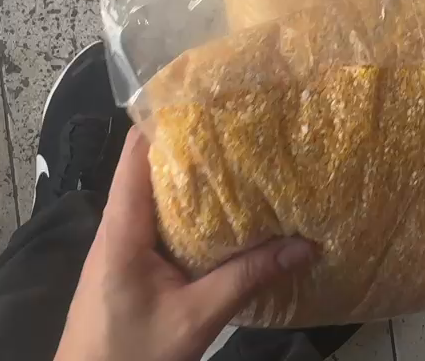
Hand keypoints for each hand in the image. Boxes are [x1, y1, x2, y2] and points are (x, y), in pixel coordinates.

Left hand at [55, 129, 316, 360]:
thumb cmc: (129, 358)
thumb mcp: (193, 320)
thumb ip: (246, 279)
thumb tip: (306, 245)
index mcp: (122, 225)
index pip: (135, 150)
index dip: (165, 114)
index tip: (207, 91)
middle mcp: (117, 224)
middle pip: (148, 163)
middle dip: (190, 137)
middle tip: (238, 116)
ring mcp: (121, 244)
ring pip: (155, 190)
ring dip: (191, 170)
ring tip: (238, 149)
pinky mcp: (130, 262)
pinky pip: (159, 217)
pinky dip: (189, 202)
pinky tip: (224, 205)